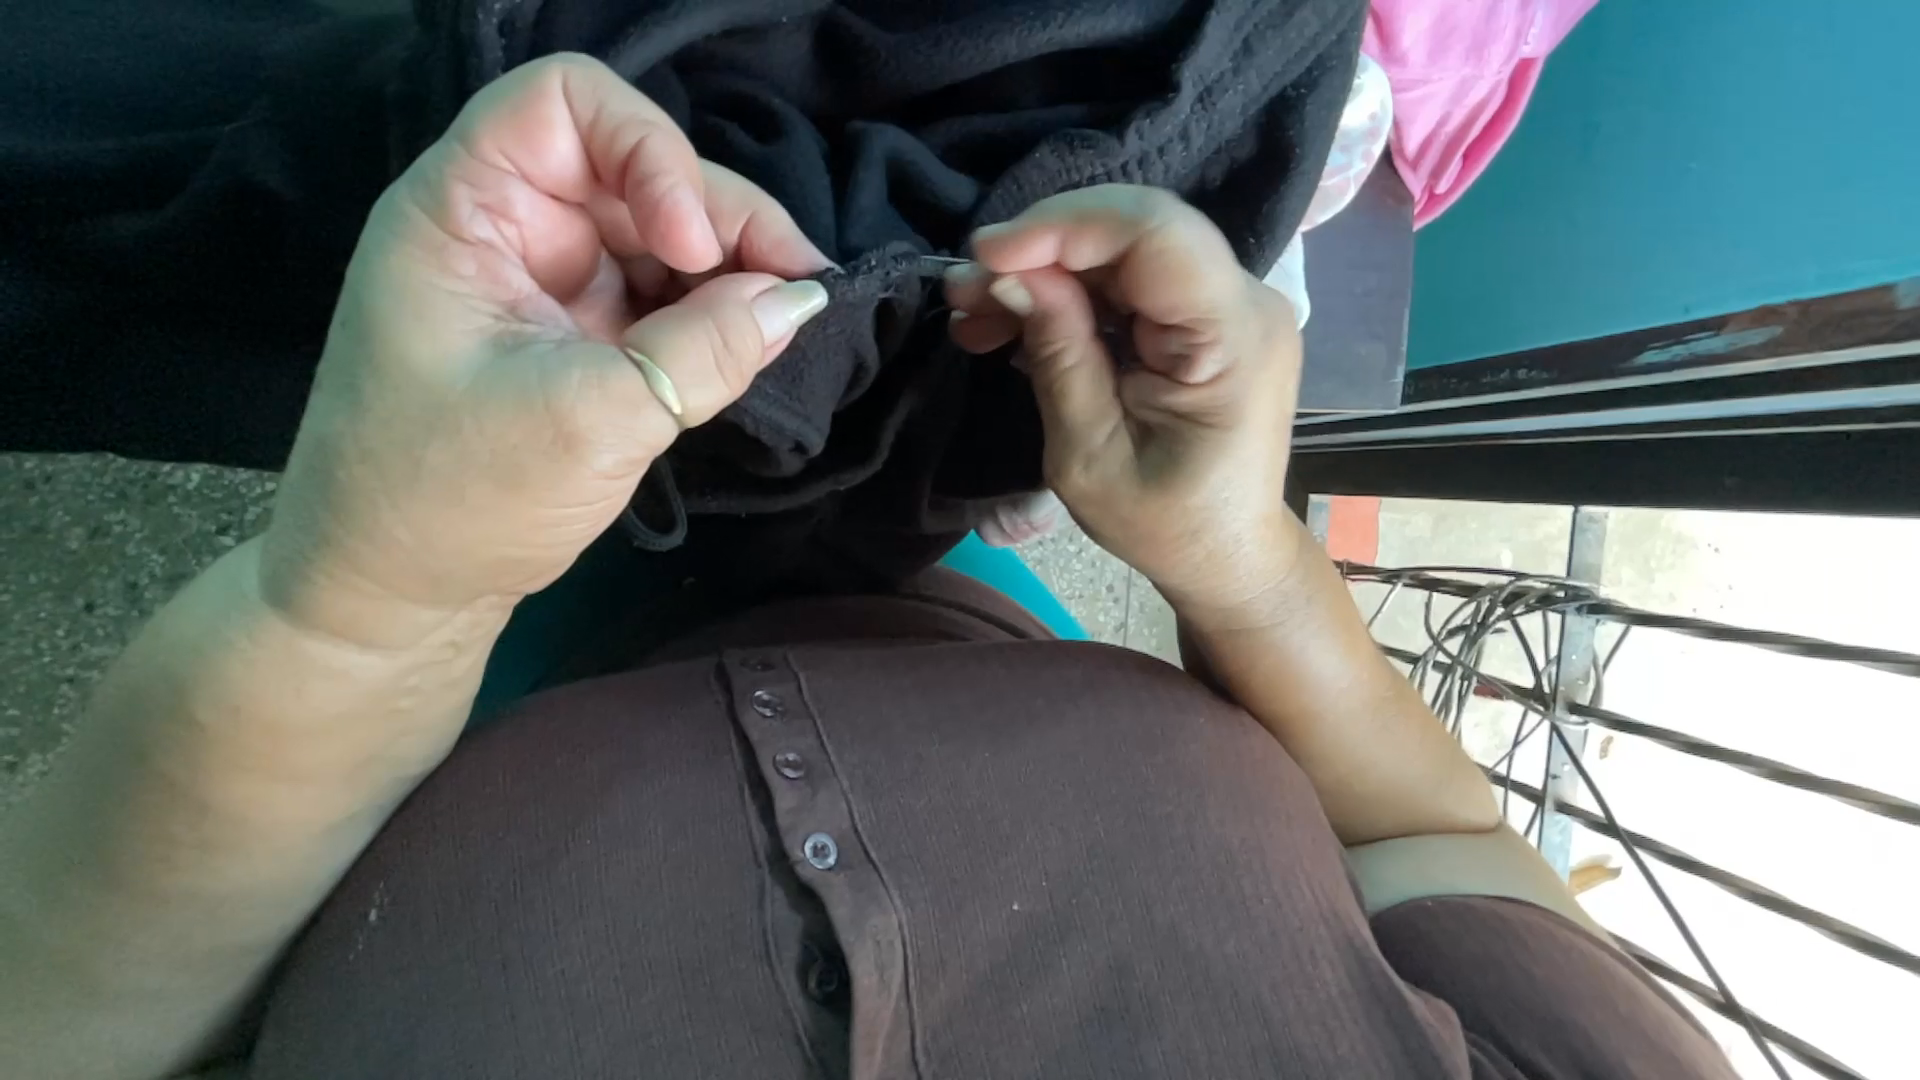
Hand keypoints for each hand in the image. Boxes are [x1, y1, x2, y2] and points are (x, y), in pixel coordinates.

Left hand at [258, 55, 832, 644]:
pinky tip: (760, 343)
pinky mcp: (595, 341)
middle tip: (805, 288)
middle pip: (642, 176)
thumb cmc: (457, 498)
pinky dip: (724, 317)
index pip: (571, 108)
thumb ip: (704, 353)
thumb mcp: (591, 419)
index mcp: (469, 213)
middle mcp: (519, 232)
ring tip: (793, 320)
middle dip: (729, 225)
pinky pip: (674, 303)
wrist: (406, 589)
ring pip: (670, 242)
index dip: (651, 156)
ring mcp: (561, 289)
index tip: (695, 251)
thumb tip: (803, 300)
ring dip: (738, 274)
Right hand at [945, 185, 1305, 627]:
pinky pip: (1127, 286)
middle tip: (962, 291)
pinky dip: (1066, 298)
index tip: (985, 254)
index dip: (1064, 226)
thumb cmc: (1162, 525)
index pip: (1155, 234)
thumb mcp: (1090, 456)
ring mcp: (1226, 306)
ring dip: (1042, 276)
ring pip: (1121, 256)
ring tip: (973, 315)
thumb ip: (1058, 357)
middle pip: (1134, 235)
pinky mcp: (1200, 321)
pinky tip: (1012, 325)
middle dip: (1039, 253)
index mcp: (1232, 339)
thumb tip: (1010, 276)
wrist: (1222, 554)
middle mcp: (1244, 302)